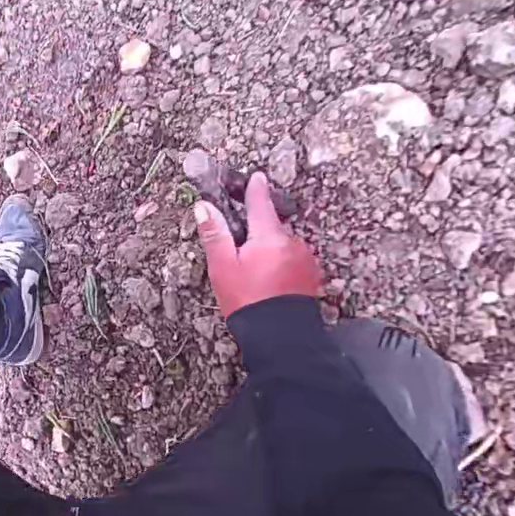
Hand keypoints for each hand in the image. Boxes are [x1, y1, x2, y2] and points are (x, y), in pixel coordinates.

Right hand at [194, 172, 323, 317]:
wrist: (281, 338)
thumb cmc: (248, 302)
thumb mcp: (223, 268)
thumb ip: (215, 235)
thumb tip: (203, 207)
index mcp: (270, 236)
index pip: (260, 203)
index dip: (255, 188)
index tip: (256, 177)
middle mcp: (292, 242)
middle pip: (271, 227)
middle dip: (257, 233)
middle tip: (240, 252)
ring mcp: (305, 259)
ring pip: (282, 245)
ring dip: (270, 252)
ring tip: (254, 276)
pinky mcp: (311, 276)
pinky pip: (293, 261)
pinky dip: (281, 266)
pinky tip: (269, 283)